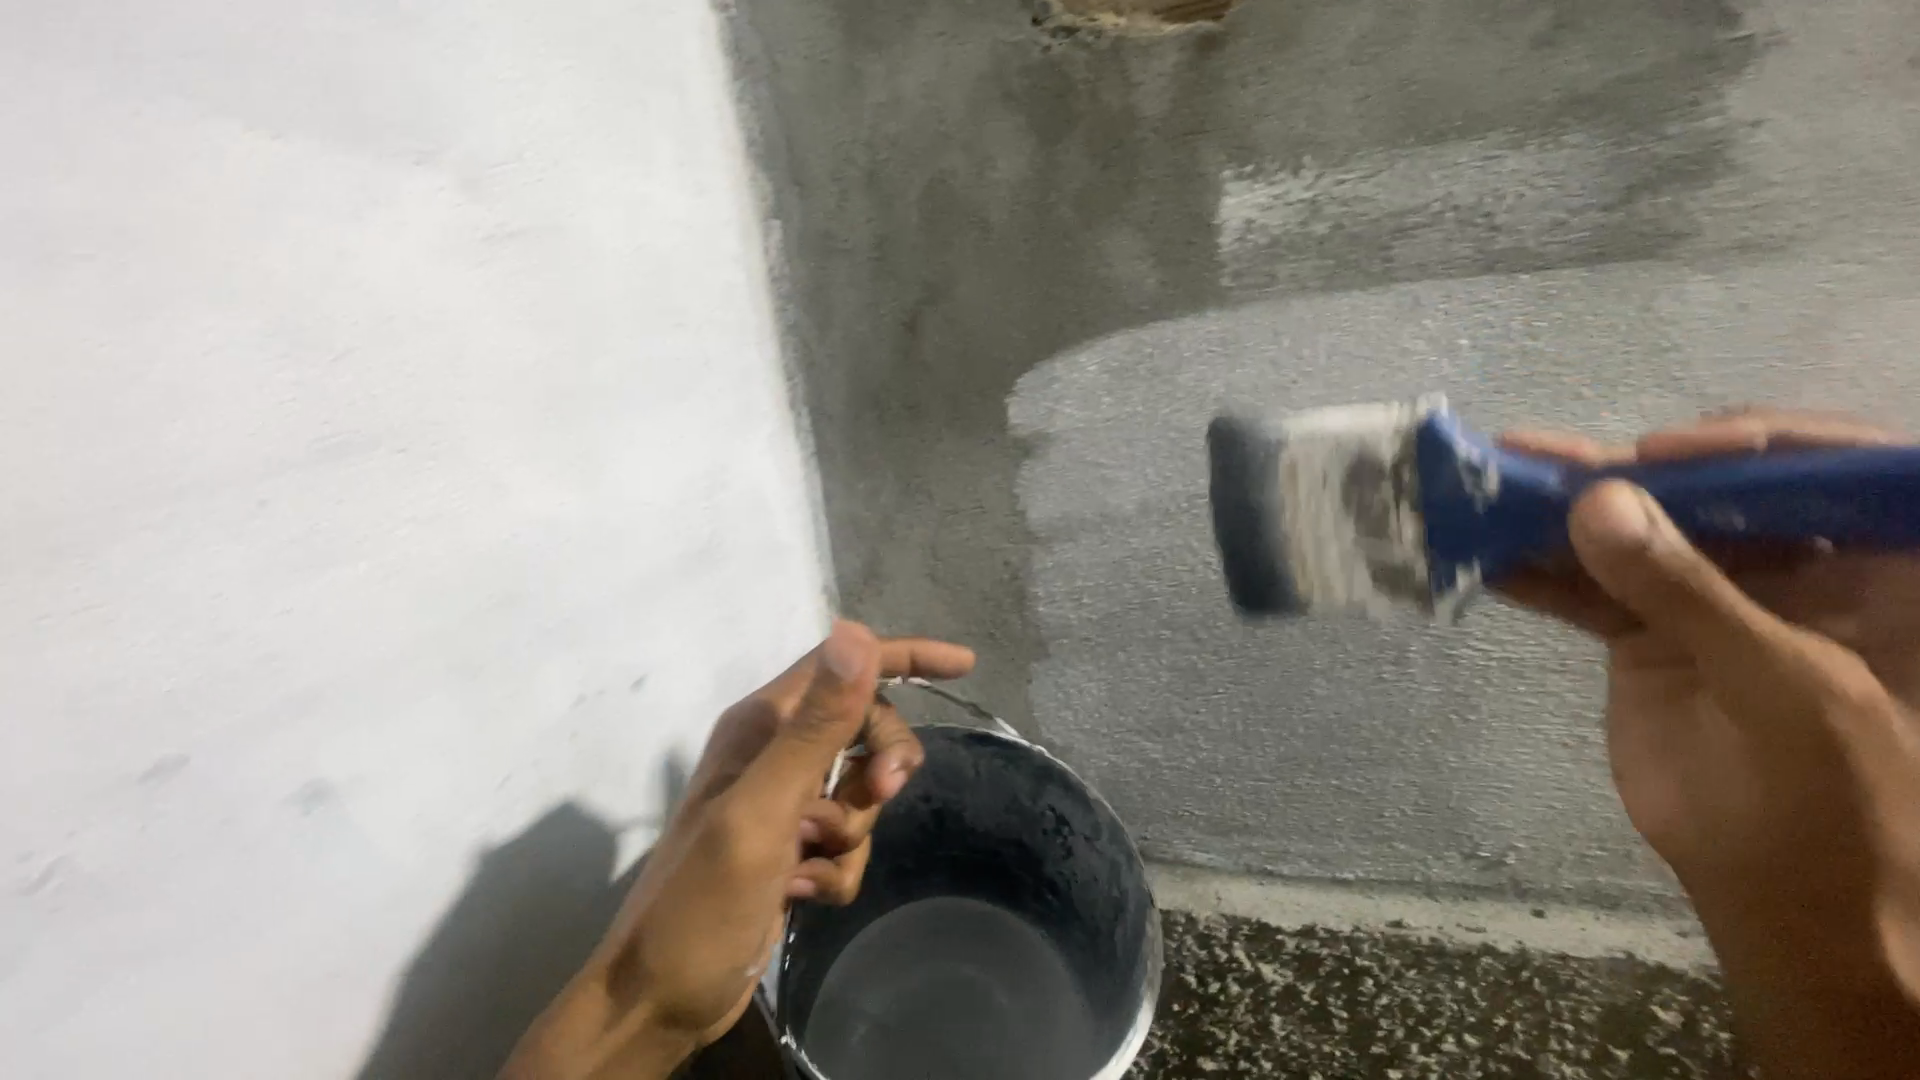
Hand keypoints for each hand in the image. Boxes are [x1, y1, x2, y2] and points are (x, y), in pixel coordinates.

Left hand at [502, 621, 974, 1079]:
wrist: (661, 998)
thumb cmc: (702, 899)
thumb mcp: (763, 809)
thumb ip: (815, 725)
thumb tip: (856, 633)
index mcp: (763, 722)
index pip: (845, 662)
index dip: (906, 657)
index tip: (964, 666)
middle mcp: (776, 750)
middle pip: (867, 727)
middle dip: (881, 763)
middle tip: (880, 795)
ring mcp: (786, 800)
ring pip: (862, 789)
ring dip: (851, 829)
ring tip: (806, 861)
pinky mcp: (794, 847)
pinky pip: (849, 840)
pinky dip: (837, 868)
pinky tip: (799, 892)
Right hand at [1499, 409, 1919, 1076]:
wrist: (1782, 892)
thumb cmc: (1839, 795)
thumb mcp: (1779, 682)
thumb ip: (1687, 590)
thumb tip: (1595, 502)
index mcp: (1883, 568)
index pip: (1836, 471)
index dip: (1754, 445)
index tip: (1661, 453)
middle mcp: (1799, 570)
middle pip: (1710, 496)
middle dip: (1626, 474)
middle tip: (1541, 456)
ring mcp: (1711, 603)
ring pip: (1635, 539)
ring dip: (1561, 518)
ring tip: (1491, 491)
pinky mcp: (1645, 638)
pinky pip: (1586, 593)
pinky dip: (1536, 577)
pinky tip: (1486, 558)